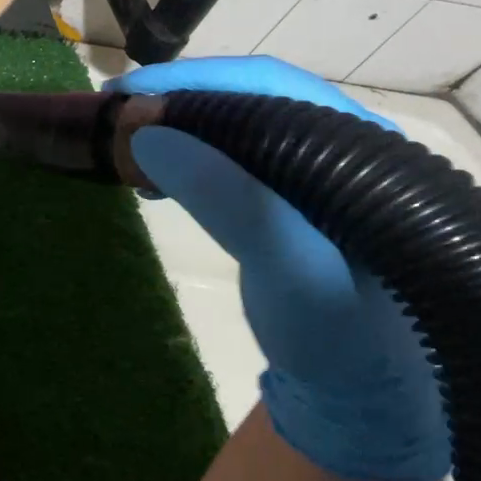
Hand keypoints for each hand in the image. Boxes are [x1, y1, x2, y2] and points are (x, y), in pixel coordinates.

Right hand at [107, 57, 450, 480]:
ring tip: (126, 140)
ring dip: (179, 126)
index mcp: (365, 151)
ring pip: (239, 124)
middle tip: (114, 113)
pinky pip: (235, 155)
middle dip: (178, 100)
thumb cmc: (339, 337)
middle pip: (251, 98)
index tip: (125, 93)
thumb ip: (233, 203)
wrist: (360, 399)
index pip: (273, 87)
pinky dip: (188, 155)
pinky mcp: (294, 198)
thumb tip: (148, 133)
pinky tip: (156, 173)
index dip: (195, 81)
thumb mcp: (291, 273)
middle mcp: (347, 147)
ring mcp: (320, 172)